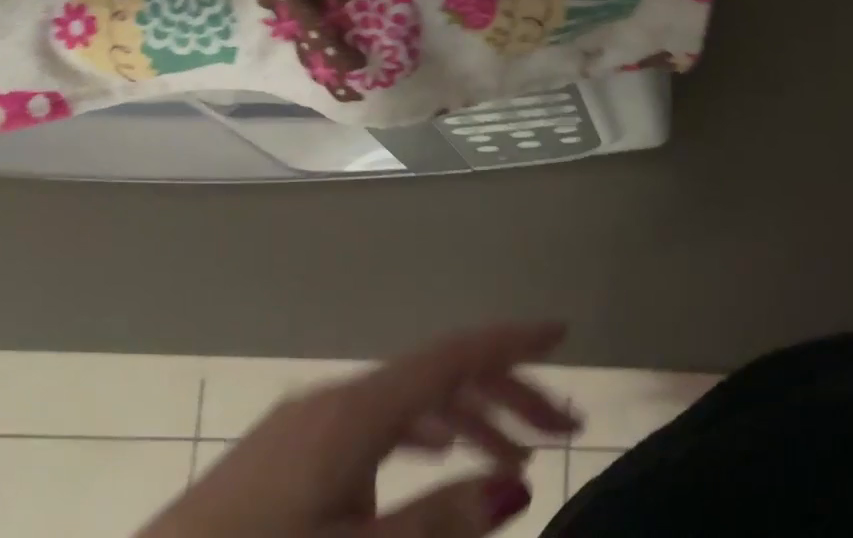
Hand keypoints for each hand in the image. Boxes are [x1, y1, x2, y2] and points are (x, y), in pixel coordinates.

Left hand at [139, 323, 579, 537]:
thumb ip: (439, 520)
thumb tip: (518, 485)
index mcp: (355, 413)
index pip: (453, 356)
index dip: (512, 341)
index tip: (563, 332)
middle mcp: (334, 400)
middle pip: (439, 375)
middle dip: (506, 395)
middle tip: (563, 433)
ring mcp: (307, 421)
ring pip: (408, 401)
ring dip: (468, 420)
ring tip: (513, 456)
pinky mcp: (288, 448)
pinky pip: (378, 420)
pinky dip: (424, 430)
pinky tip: (434, 453)